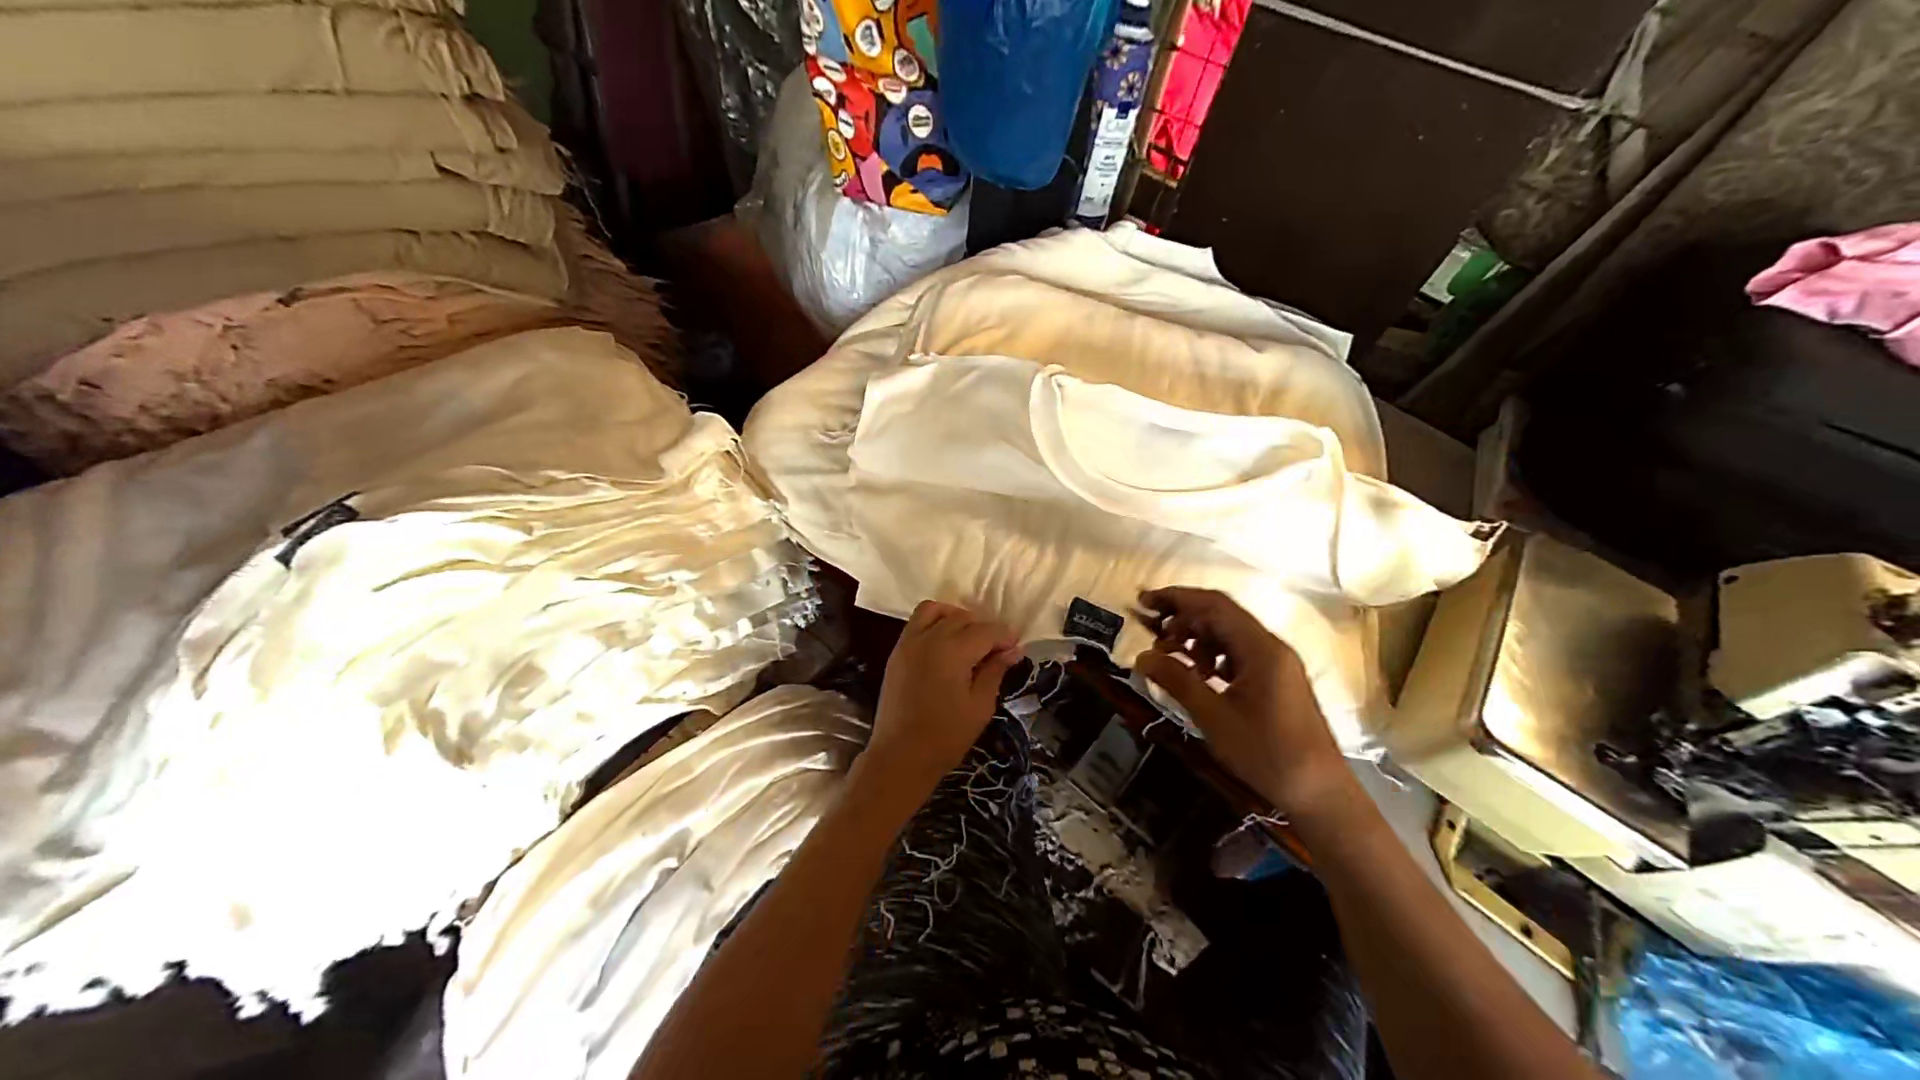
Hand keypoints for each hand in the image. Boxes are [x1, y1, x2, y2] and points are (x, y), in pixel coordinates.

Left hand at [861, 601, 1021, 798]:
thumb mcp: (980, 706)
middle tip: (997, 649)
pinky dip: (934, 622)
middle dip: (984, 628)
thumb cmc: (946, 736)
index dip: (1005, 635)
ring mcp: (909, 642)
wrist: (901, 755)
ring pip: (936, 610)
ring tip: (969, 639)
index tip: (1016, 647)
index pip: (986, 630)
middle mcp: (929, 638)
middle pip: (963, 618)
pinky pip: (917, 622)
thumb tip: (1013, 650)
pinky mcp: (897, 651)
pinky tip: (946, 644)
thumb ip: (995, 671)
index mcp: (953, 651)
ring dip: (956, 617)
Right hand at [1133, 587, 1348, 815]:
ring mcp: (1277, 664)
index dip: (1176, 598)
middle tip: (1151, 632)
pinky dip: (1212, 656)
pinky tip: (1197, 674)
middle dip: (1184, 618)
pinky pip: (1240, 654)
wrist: (1319, 793)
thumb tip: (1142, 656)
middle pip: (1222, 616)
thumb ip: (1177, 681)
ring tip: (1169, 656)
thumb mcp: (1213, 717)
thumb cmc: (1266, 754)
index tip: (1144, 601)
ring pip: (1230, 635)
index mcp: (1261, 648)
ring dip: (1197, 639)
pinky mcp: (1277, 681)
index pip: (1214, 606)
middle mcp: (1272, 647)